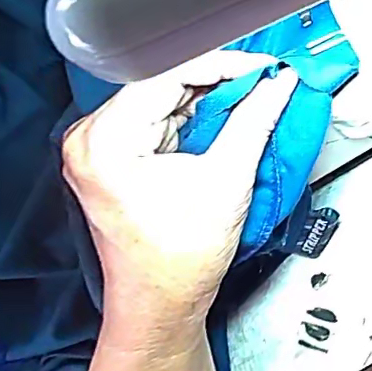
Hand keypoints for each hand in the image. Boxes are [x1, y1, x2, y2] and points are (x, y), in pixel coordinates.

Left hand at [61, 51, 297, 333]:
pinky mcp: (115, 159)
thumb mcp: (228, 178)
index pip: (169, 76)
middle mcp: (93, 139)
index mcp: (106, 140)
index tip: (262, 67)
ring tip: (250, 96)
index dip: (223, 65)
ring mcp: (100, 149)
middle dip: (218, 81)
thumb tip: (279, 84)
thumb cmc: (179, 259)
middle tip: (262, 80)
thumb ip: (255, 119)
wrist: (161, 306)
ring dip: (208, 98)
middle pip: (163, 86)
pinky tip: (224, 117)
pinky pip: (159, 120)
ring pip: (164, 101)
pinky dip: (194, 117)